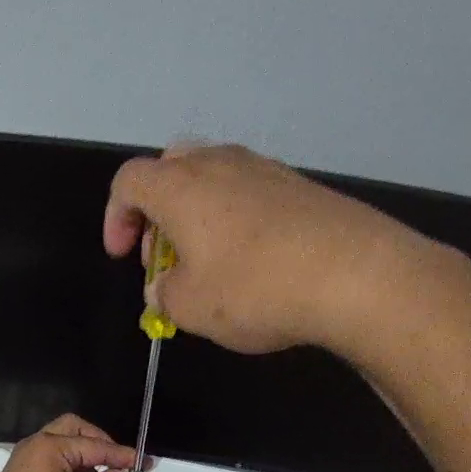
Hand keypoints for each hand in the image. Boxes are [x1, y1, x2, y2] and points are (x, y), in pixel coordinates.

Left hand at [0, 414, 133, 471]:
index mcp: (49, 447)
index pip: (95, 445)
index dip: (123, 455)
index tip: (145, 462)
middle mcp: (33, 446)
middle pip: (74, 430)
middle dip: (100, 443)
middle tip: (120, 462)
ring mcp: (23, 461)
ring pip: (60, 445)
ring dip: (84, 456)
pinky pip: (49, 461)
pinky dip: (69, 467)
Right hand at [101, 144, 470, 356]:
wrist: (354, 274)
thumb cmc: (254, 289)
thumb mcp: (190, 307)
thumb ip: (164, 294)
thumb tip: (165, 286)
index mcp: (180, 186)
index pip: (129, 181)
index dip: (116, 217)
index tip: (123, 257)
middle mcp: (220, 163)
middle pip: (170, 168)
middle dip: (156, 211)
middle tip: (163, 256)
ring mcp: (265, 170)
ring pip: (213, 179)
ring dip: (197, 216)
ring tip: (207, 264)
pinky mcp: (301, 187)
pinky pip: (250, 194)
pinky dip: (235, 220)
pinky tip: (252, 262)